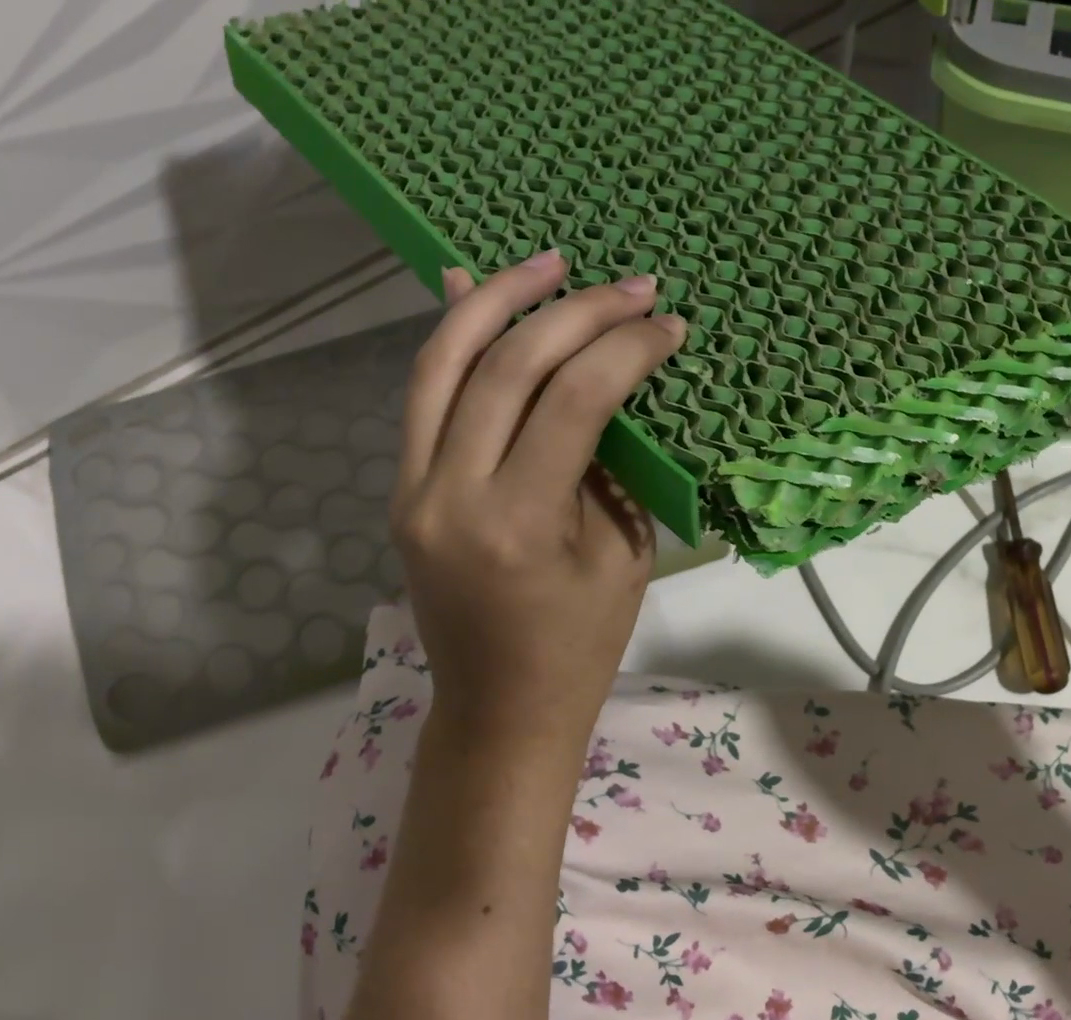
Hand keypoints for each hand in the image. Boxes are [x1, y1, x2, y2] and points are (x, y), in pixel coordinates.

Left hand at [392, 253, 684, 730]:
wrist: (499, 708)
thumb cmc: (581, 645)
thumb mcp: (622, 556)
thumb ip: (612, 467)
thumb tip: (607, 387)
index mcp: (520, 522)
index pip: (574, 400)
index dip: (626, 349)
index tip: (669, 326)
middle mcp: (452, 493)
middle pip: (507, 366)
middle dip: (576, 311)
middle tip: (631, 285)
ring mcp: (412, 488)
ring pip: (442, 362)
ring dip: (497, 298)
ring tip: (550, 261)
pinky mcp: (401, 488)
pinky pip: (423, 396)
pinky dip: (454, 339)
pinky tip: (474, 292)